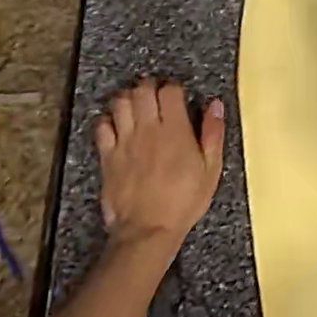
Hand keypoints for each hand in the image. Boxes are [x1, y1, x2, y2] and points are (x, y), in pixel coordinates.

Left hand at [94, 78, 225, 250]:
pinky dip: (108, 120)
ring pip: (120, 102)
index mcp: (175, 130)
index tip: (177, 95)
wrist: (148, 230)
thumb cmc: (184, 201)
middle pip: (142, 89)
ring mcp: (125, 141)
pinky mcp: (108, 155)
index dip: (173, 87)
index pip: (170, 90)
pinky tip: (117, 126)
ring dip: (128, 98)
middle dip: (149, 86)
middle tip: (155, 95)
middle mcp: (148, 129)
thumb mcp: (211, 170)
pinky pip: (101, 125)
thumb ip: (213, 133)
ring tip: (136, 106)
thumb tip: (215, 104)